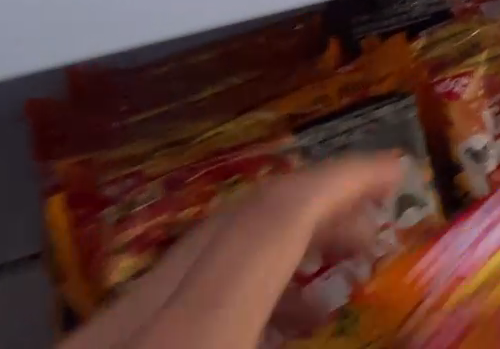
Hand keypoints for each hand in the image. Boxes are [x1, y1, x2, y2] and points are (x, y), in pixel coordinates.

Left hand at [63, 155, 403, 348]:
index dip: (345, 179)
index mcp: (188, 338)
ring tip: (331, 271)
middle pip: (240, 219)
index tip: (397, 168)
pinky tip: (264, 323)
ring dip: (278, 243)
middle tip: (376, 222)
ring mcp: (94, 337)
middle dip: (321, 204)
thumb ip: (318, 337)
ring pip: (200, 253)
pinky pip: (167, 294)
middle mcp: (131, 323)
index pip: (276, 218)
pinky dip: (231, 283)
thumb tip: (405, 328)